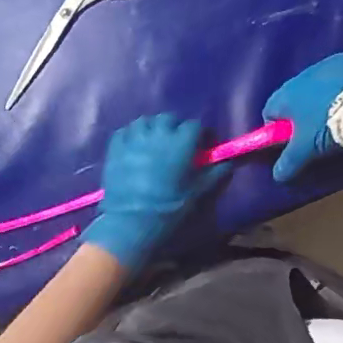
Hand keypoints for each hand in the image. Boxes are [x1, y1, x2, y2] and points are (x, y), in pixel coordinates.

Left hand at [82, 114, 229, 269]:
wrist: (131, 223)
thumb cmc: (170, 209)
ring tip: (154, 143)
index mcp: (181, 142)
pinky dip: (132, 135)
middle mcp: (157, 133)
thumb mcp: (200, 193)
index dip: (201, 135)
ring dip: (152, 128)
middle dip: (176, 127)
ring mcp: (133, 138)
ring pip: (145, 121)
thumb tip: (227, 163)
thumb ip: (217, 174)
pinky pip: (124, 132)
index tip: (203, 146)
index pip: (196, 125)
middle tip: (177, 144)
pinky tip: (134, 147)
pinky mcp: (115, 148)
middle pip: (169, 119)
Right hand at [263, 52, 342, 182]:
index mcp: (285, 96)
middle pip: (293, 96)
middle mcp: (300, 76)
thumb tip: (277, 176)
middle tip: (313, 128)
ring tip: (335, 112)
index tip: (288, 138)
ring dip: (320, 95)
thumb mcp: (306, 149)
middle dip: (299, 110)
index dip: (277, 126)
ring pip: (315, 84)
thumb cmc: (329, 127)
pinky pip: (337, 74)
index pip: (270, 111)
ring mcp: (324, 66)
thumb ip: (288, 162)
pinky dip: (340, 84)